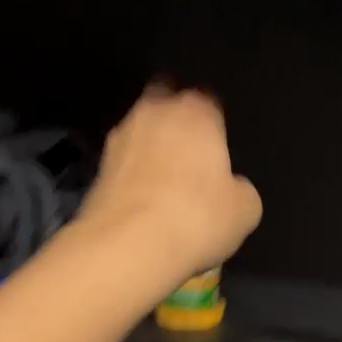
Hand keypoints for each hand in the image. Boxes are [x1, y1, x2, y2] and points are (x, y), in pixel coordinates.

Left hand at [77, 86, 262, 283]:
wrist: (129, 245)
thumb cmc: (197, 219)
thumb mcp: (244, 212)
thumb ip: (241, 190)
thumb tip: (231, 188)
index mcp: (196, 112)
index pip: (210, 100)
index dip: (215, 124)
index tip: (218, 149)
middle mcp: (155, 111)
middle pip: (166, 96)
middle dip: (175, 117)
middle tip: (187, 153)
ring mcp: (121, 135)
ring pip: (140, 128)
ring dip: (150, 146)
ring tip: (160, 182)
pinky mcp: (98, 166)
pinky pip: (122, 161)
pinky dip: (131, 173)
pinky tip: (141, 200)